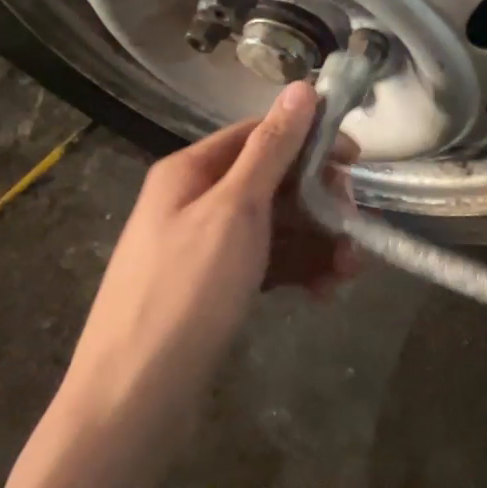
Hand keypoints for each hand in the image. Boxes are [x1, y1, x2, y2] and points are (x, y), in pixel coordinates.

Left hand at [8, 81, 357, 487]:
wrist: (131, 401)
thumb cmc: (185, 290)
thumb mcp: (234, 210)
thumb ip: (271, 148)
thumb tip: (302, 86)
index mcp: (192, 171)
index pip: (261, 133)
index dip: (311, 139)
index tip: (355, 158)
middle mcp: (197, 200)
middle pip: (274, 182)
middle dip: (321, 201)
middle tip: (355, 224)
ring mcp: (205, 247)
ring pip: (276, 226)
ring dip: (318, 241)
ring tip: (350, 270)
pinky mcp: (215, 287)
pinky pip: (266, 263)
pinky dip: (298, 270)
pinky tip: (325, 292)